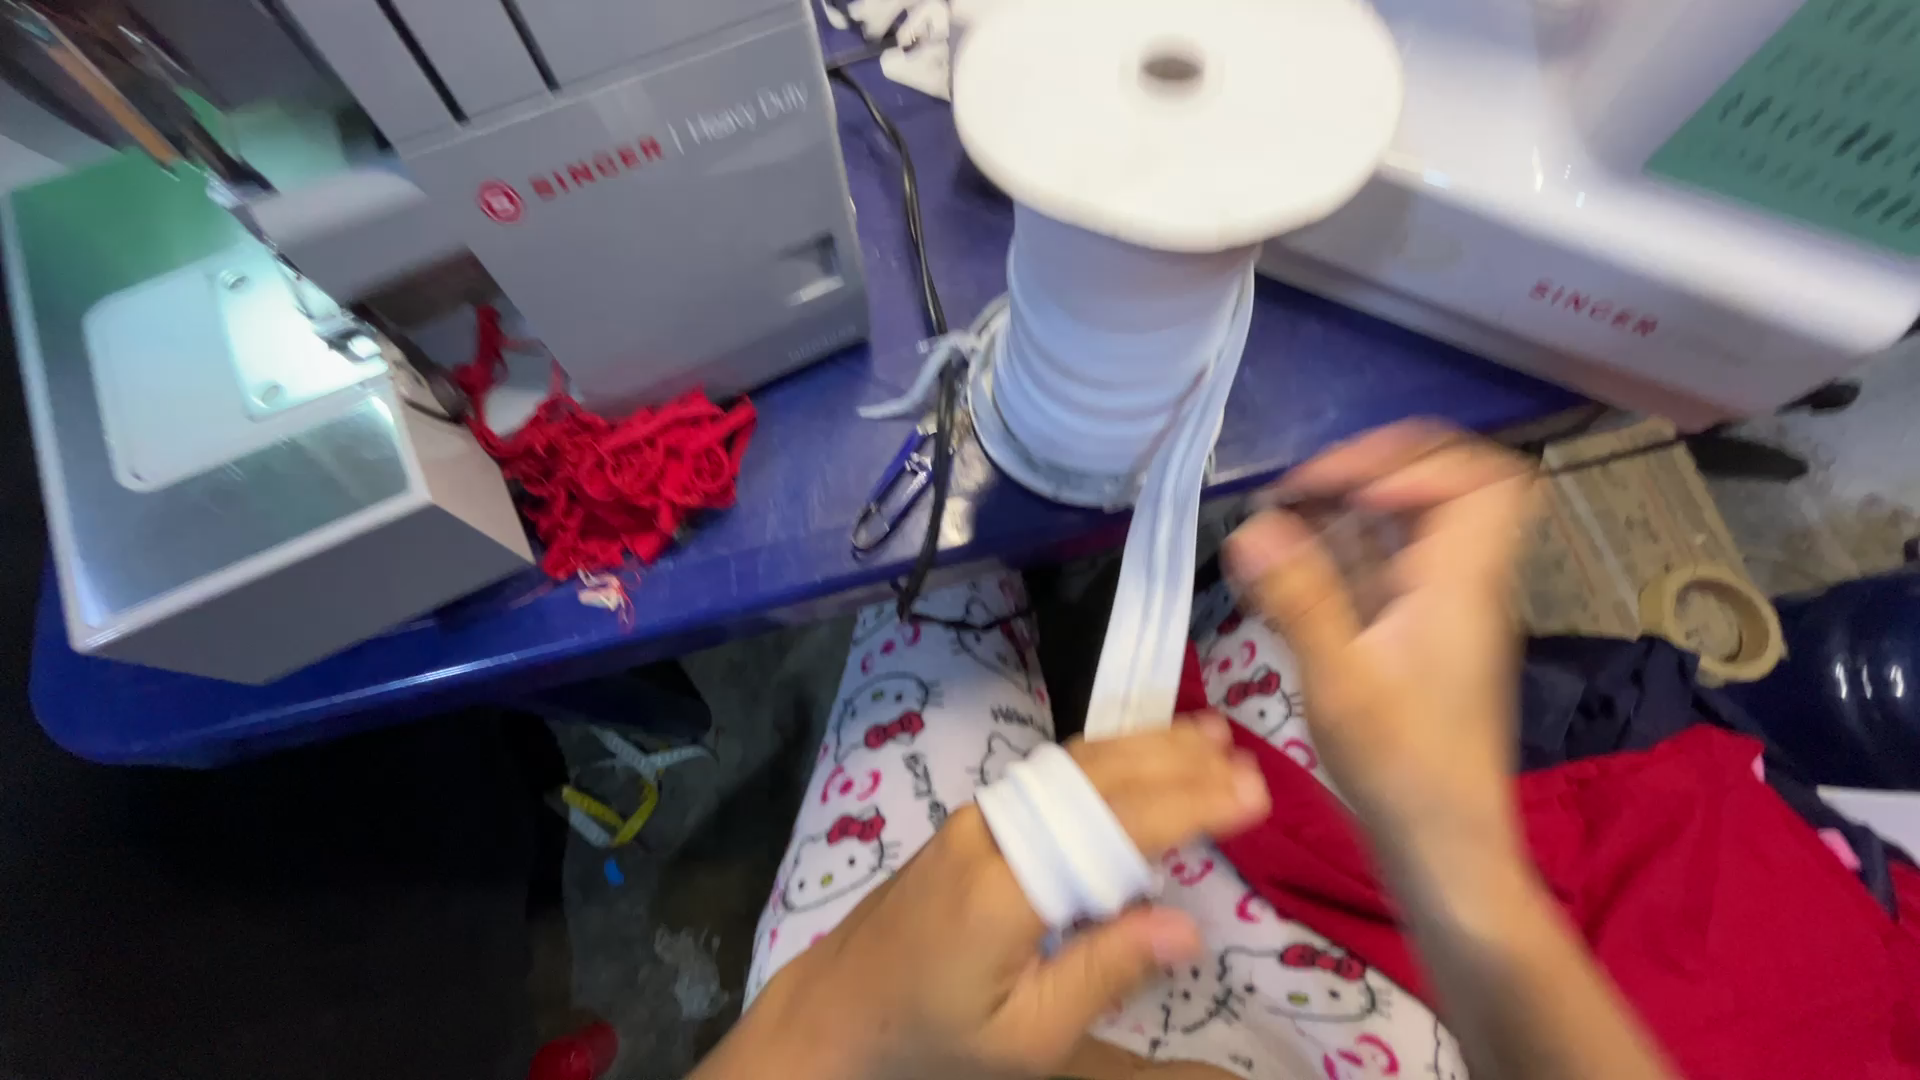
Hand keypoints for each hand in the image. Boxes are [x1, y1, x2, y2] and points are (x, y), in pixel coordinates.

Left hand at [706, 718, 1270, 1079]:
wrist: (839, 1008)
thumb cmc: (932, 1036)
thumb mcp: (1023, 1037)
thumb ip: (1103, 972)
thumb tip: (1187, 925)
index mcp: (1005, 886)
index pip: (1111, 826)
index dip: (1185, 805)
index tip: (1251, 791)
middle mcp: (992, 828)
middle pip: (1093, 777)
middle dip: (1173, 762)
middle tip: (1243, 757)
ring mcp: (979, 815)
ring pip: (1071, 764)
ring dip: (1141, 745)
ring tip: (1207, 736)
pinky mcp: (975, 817)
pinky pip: (1050, 776)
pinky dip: (1105, 758)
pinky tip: (1139, 757)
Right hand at [1222, 420, 1538, 868]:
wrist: (1440, 841)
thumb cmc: (1400, 765)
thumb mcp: (1340, 679)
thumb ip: (1299, 597)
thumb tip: (1252, 525)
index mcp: (1461, 583)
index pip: (1480, 479)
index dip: (1412, 462)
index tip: (1341, 490)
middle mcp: (1457, 582)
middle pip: (1439, 487)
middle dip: (1363, 474)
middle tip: (1296, 494)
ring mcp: (1433, 606)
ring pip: (1401, 525)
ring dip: (1339, 512)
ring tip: (1276, 525)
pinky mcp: (1408, 630)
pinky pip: (1376, 566)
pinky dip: (1331, 553)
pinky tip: (1282, 571)